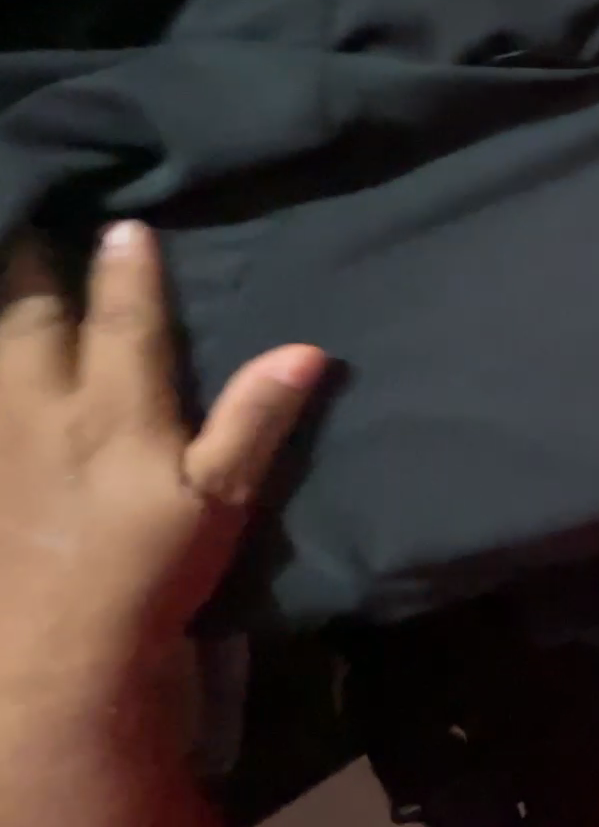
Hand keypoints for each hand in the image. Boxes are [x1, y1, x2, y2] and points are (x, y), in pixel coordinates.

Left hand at [0, 223, 325, 701]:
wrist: (54, 645)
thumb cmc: (156, 561)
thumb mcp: (226, 492)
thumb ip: (259, 417)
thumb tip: (306, 350)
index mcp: (114, 416)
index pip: (124, 327)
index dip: (126, 275)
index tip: (124, 224)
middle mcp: (40, 415)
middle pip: (26, 327)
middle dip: (24, 271)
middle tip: (23, 219)